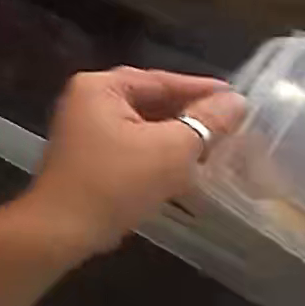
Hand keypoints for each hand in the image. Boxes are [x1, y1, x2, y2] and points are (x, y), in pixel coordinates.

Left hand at [22, 67, 246, 257]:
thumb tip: (235, 101)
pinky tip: (187, 162)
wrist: (64, 226)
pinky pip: (131, 141)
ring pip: (141, 122)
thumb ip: (205, 122)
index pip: (158, 80)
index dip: (201, 89)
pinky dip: (158, 148)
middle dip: (189, 111)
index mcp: (99, 86)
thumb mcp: (170, 149)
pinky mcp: (89, 152)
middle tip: (232, 120)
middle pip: (149, 98)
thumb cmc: (115, 181)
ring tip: (218, 141)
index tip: (239, 98)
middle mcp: (87, 98)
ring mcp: (84, 125)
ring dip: (176, 131)